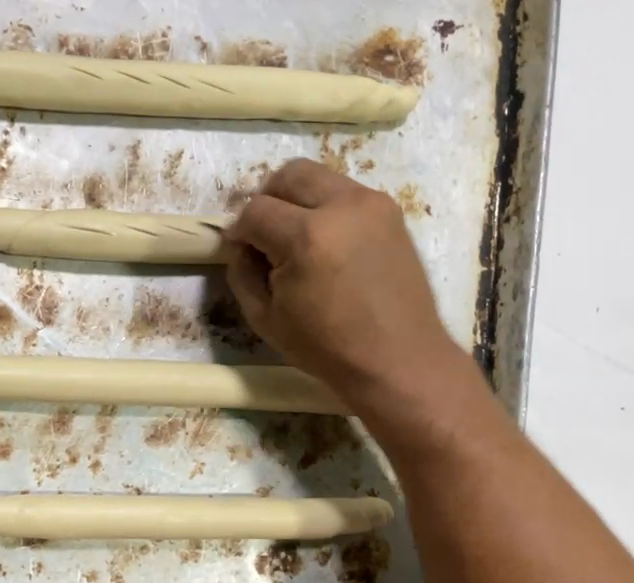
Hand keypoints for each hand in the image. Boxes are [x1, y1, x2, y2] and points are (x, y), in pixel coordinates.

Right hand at [225, 161, 464, 405]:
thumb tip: (240, 246)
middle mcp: (341, 206)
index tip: (238, 251)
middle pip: (289, 175)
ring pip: (319, 177)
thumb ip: (243, 274)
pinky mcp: (390, 210)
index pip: (255, 210)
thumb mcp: (265, 318)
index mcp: (305, 236)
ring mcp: (371, 203)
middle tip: (261, 234)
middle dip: (266, 200)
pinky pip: (345, 193)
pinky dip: (324, 208)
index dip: (239, 230)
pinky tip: (323, 245)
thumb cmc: (324, 347)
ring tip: (293, 239)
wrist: (396, 356)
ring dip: (296, 200)